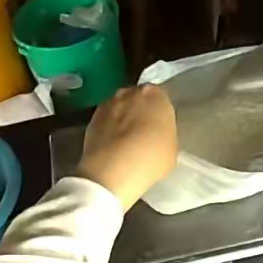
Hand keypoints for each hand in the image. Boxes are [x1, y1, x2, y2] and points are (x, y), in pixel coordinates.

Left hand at [76, 84, 176, 207]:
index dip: (159, 116)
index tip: (159, 130)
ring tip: (124, 144)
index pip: (161, 100)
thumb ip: (164, 134)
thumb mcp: (171, 148)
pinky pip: (105, 121)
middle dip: (139, 114)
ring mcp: (108, 103)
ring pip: (119, 109)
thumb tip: (156, 135)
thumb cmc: (151, 157)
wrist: (113, 170)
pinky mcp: (91, 118)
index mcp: (156, 95)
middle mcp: (130, 92)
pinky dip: (107, 130)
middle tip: (142, 136)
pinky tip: (111, 148)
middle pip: (137, 100)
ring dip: (122, 121)